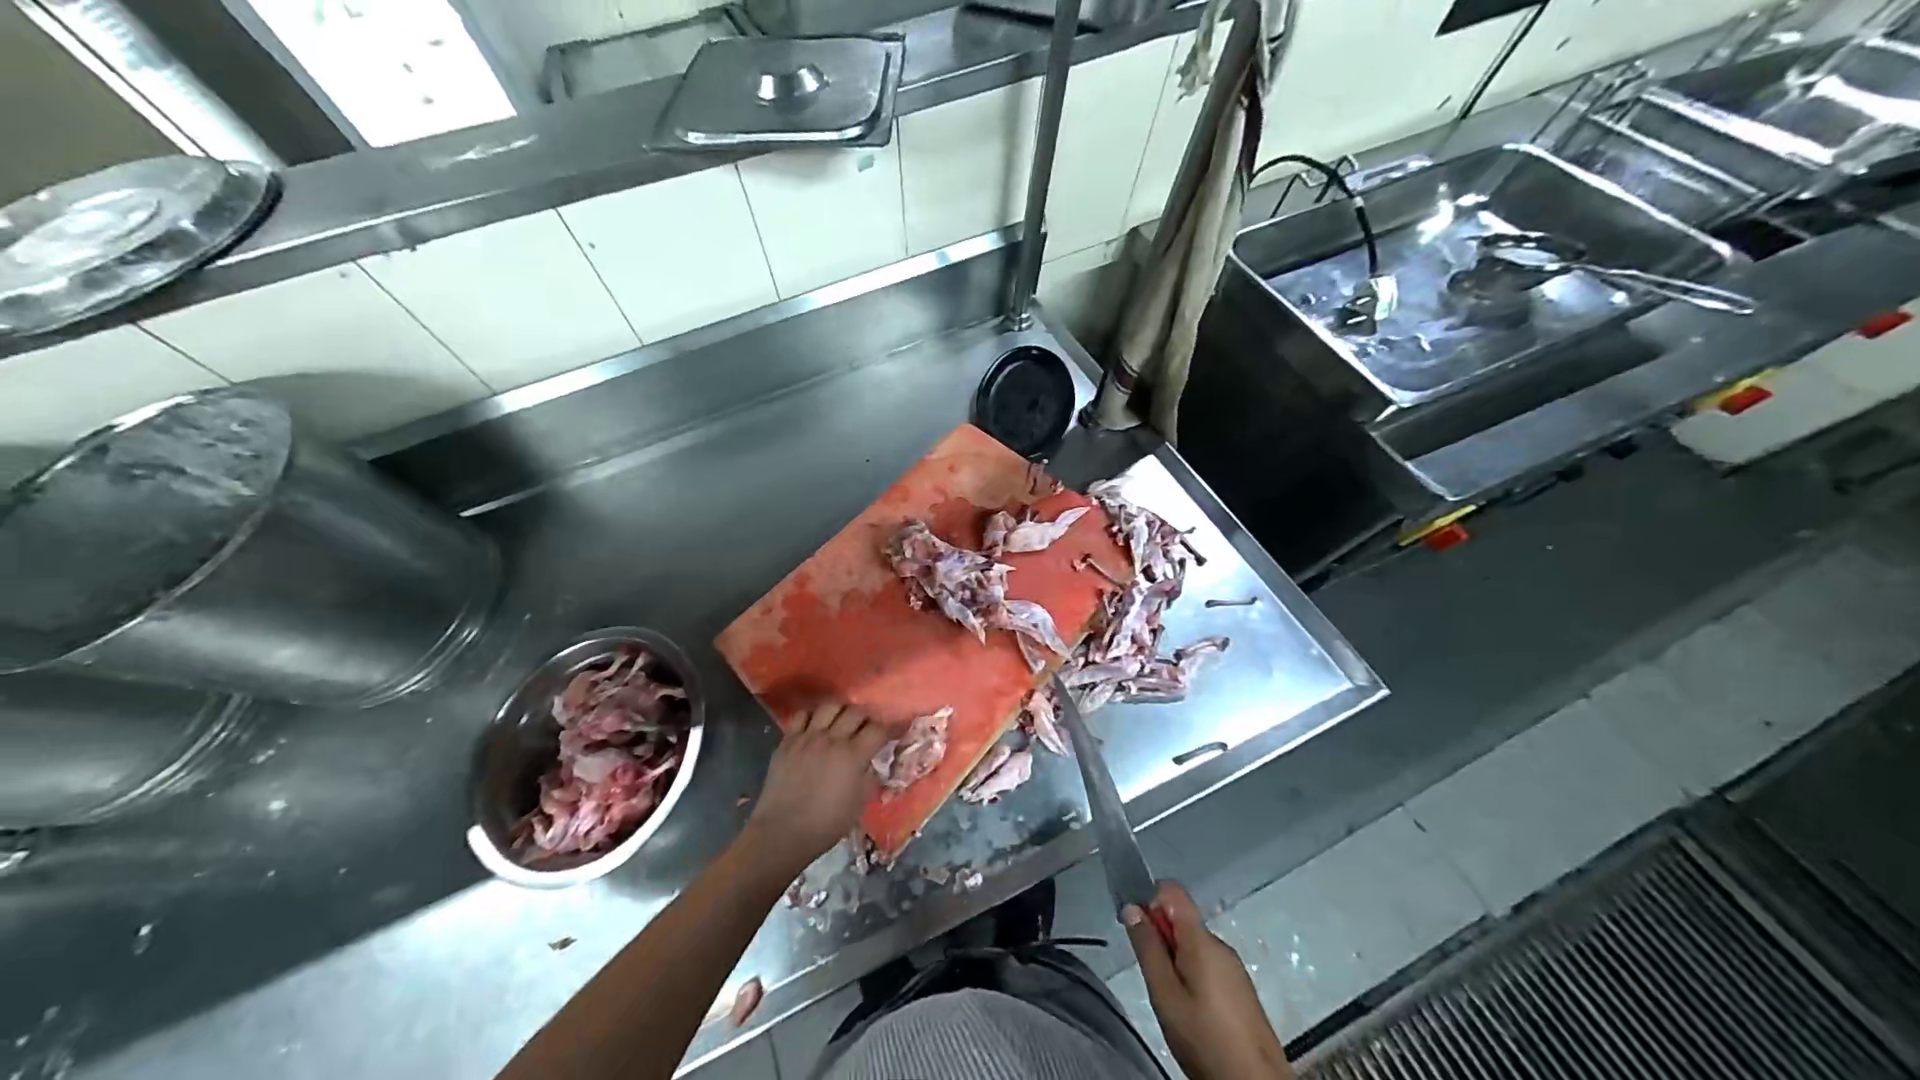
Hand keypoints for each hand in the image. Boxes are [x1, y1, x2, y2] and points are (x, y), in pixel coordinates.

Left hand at [743, 704, 887, 873]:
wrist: (783, 831)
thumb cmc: (826, 823)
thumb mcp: (859, 804)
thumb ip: (870, 777)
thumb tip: (873, 762)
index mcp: (853, 755)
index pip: (878, 729)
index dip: (892, 728)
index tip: (895, 731)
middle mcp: (831, 739)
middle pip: (855, 711)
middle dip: (867, 717)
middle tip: (867, 728)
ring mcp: (807, 737)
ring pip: (829, 707)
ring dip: (841, 711)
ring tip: (841, 723)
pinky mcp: (787, 741)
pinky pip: (801, 715)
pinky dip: (813, 717)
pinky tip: (815, 727)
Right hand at [1123, 881, 1292, 1079]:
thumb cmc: (1205, 1038)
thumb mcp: (1165, 994)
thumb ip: (1147, 948)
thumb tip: (1132, 907)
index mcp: (1202, 940)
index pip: (1173, 891)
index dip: (1149, 900)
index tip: (1138, 932)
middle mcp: (1220, 945)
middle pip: (1181, 921)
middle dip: (1160, 939)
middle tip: (1154, 979)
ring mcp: (1233, 968)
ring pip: (1193, 946)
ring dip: (1174, 961)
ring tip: (1172, 1002)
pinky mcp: (1240, 989)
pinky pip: (1207, 966)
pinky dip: (1191, 977)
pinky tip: (1191, 1013)